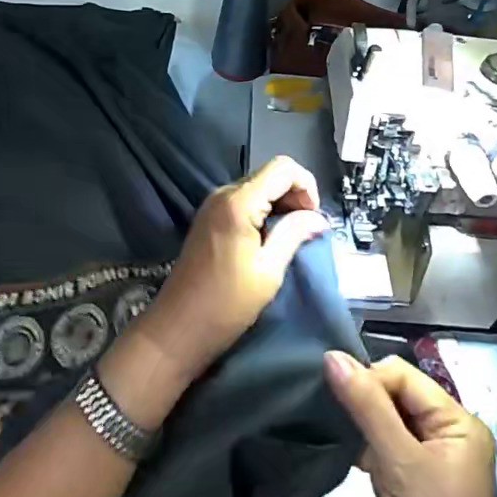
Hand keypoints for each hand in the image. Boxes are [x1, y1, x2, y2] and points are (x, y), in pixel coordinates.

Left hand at [130, 157, 330, 384]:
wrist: (177, 328)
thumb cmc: (226, 304)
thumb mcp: (268, 271)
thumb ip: (294, 234)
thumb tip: (319, 218)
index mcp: (239, 202)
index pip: (283, 168)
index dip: (306, 185)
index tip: (314, 217)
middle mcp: (224, 193)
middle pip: (271, 174)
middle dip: (295, 194)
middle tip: (307, 229)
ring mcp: (214, 203)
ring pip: (259, 185)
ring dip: (281, 203)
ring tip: (292, 235)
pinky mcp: (209, 216)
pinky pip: (245, 199)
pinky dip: (264, 210)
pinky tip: (270, 238)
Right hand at [324, 351, 496, 496]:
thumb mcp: (401, 464)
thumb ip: (368, 407)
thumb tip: (333, 356)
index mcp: (459, 422)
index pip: (405, 376)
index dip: (370, 379)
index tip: (335, 391)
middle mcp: (448, 434)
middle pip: (396, 396)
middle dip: (364, 401)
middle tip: (332, 412)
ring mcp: (430, 461)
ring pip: (386, 421)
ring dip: (362, 425)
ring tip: (336, 429)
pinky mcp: (411, 484)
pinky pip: (384, 448)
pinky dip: (365, 448)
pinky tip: (346, 451)